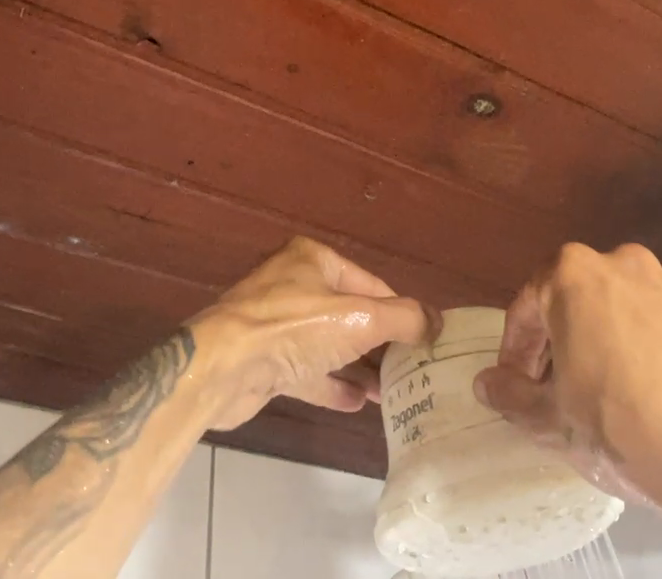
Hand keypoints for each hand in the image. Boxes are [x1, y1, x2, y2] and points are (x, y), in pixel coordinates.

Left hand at [190, 237, 438, 431]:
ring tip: (391, 392)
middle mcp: (294, 284)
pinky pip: (308, 371)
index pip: (371, 284)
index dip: (400, 312)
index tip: (426, 342)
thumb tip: (437, 322)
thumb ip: (404, 318)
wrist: (225, 367)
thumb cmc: (295, 327)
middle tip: (412, 371)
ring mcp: (277, 323)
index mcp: (314, 260)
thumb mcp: (361, 318)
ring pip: (329, 345)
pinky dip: (333, 385)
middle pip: (350, 314)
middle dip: (381, 343)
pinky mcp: (265, 360)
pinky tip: (358, 403)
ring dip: (360, 367)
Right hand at [472, 243, 661, 506]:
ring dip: (590, 340)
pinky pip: (644, 320)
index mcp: (571, 273)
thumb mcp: (548, 416)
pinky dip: (629, 344)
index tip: (514, 389)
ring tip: (590, 390)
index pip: (525, 309)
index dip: (514, 353)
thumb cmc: (616, 422)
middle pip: (567, 301)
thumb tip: (486, 384)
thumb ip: (508, 395)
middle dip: (552, 343)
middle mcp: (616, 262)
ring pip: (608, 308)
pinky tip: (631, 388)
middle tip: (548, 390)